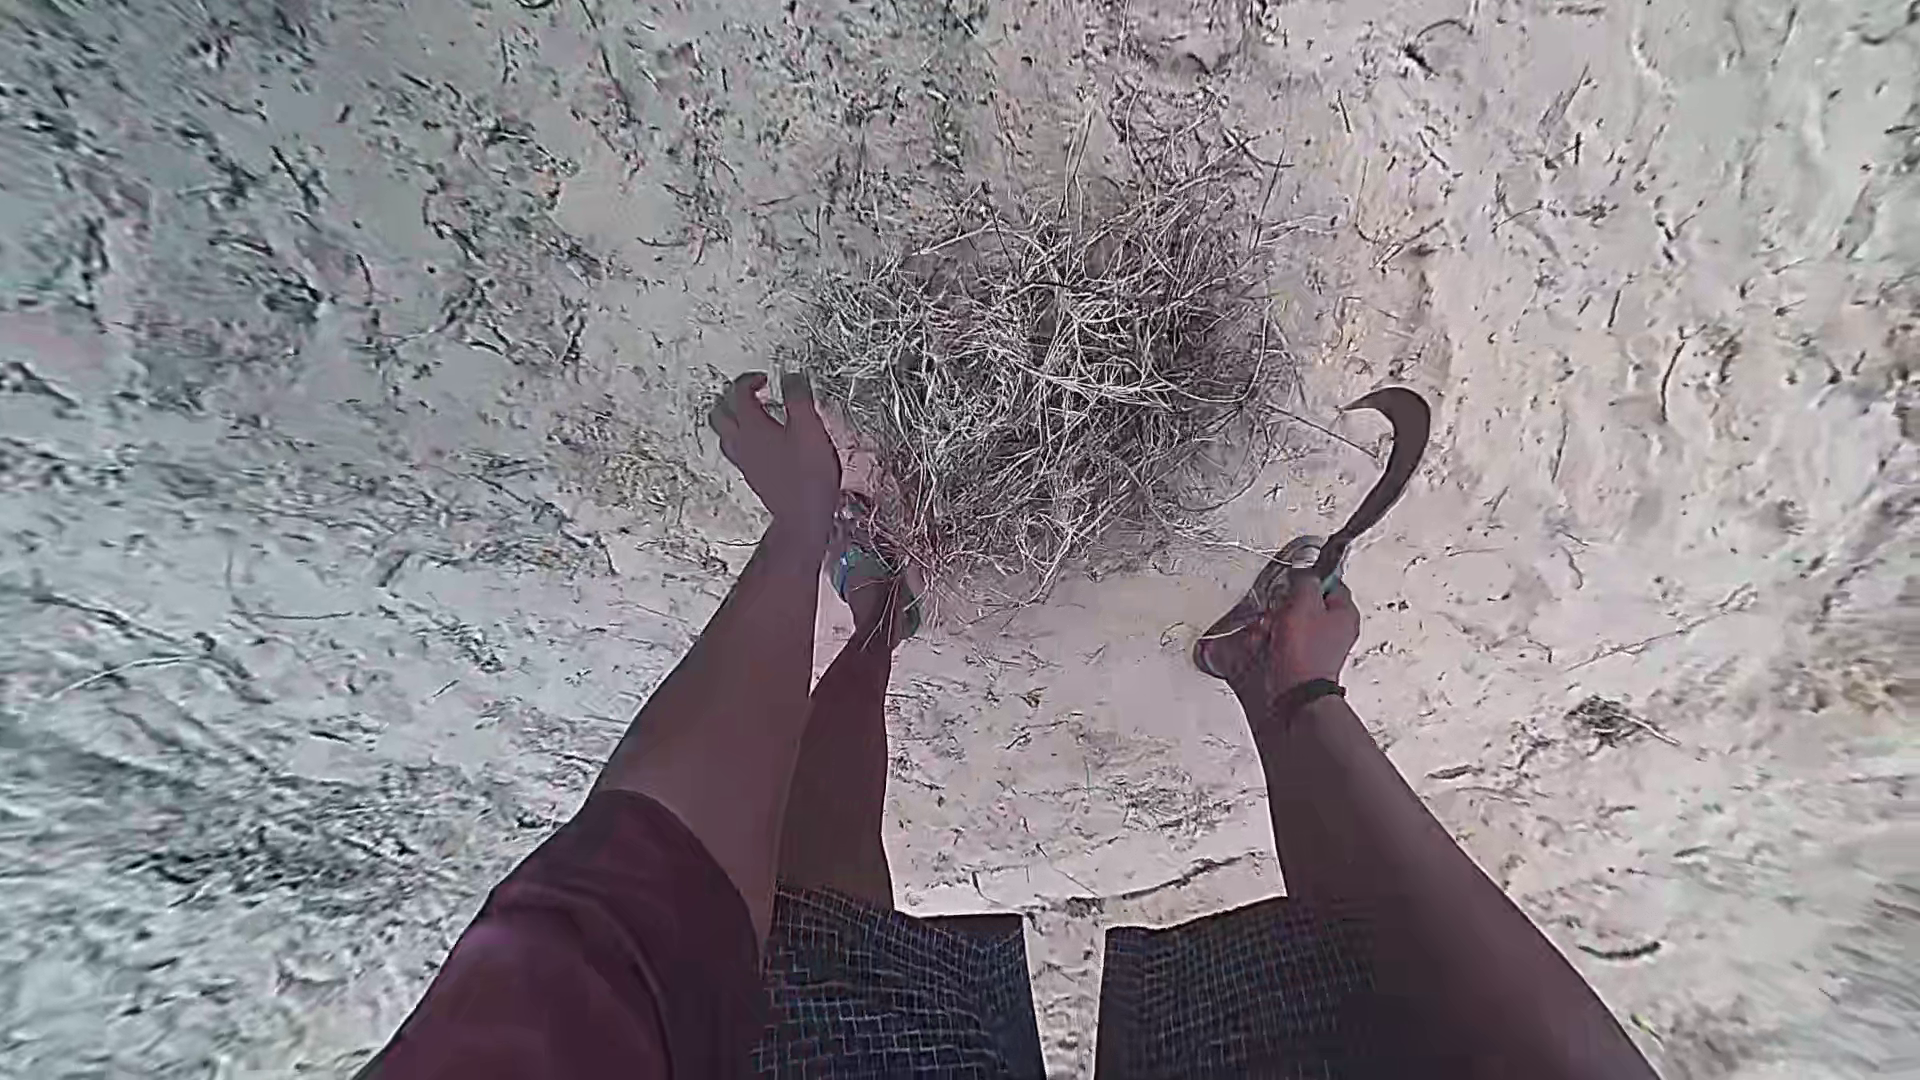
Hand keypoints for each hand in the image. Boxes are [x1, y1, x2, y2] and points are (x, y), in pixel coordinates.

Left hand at [708, 371, 839, 538]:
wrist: (804, 515)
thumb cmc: (807, 475)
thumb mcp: (810, 428)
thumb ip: (799, 398)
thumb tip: (791, 377)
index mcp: (752, 426)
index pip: (739, 393)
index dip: (749, 380)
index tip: (763, 379)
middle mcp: (742, 443)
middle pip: (720, 413)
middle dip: (733, 399)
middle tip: (751, 394)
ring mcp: (745, 462)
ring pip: (725, 434)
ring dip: (734, 420)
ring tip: (751, 416)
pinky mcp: (754, 477)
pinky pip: (738, 453)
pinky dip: (744, 441)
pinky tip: (760, 445)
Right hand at [1266, 570, 1359, 690]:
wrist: (1295, 690)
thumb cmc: (1303, 650)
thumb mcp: (1302, 605)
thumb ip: (1305, 582)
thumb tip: (1304, 572)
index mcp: (1345, 612)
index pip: (1330, 582)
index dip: (1308, 580)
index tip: (1292, 583)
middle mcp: (1336, 628)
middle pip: (1307, 602)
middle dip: (1285, 606)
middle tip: (1278, 612)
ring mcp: (1320, 643)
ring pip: (1292, 620)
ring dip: (1275, 622)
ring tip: (1269, 631)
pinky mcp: (1303, 656)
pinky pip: (1284, 638)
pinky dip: (1272, 638)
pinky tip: (1266, 643)